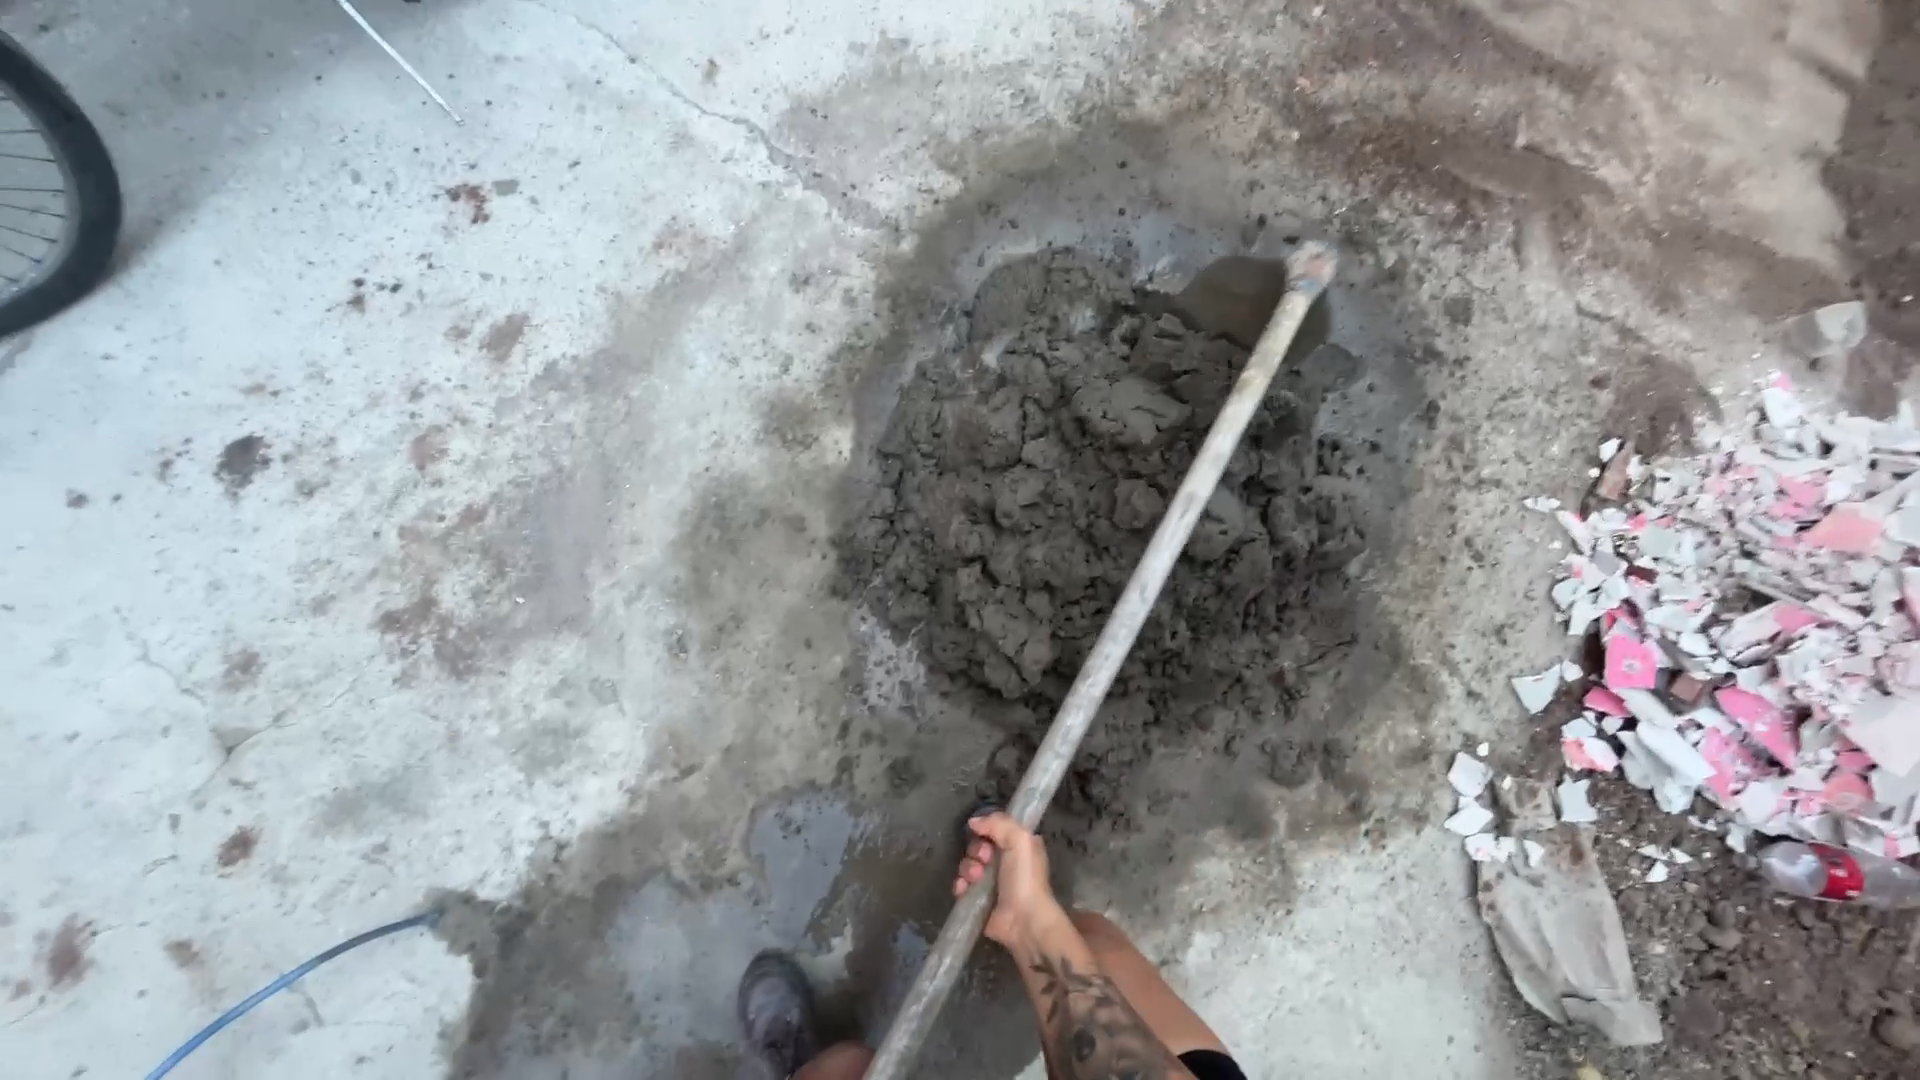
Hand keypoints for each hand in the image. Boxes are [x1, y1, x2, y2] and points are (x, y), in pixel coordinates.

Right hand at [952, 811, 1065, 949]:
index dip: (987, 831)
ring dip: (968, 868)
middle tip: (984, 861)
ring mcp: (990, 882)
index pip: (993, 830)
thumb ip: (998, 823)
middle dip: (976, 851)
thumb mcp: (1020, 839)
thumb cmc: (1025, 877)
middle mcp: (1004, 862)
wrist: (1023, 919)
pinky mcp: (978, 900)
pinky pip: (961, 885)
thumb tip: (973, 822)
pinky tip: (965, 889)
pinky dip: (960, 885)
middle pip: (977, 846)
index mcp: (1017, 846)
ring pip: (967, 865)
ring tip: (976, 878)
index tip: (986, 837)